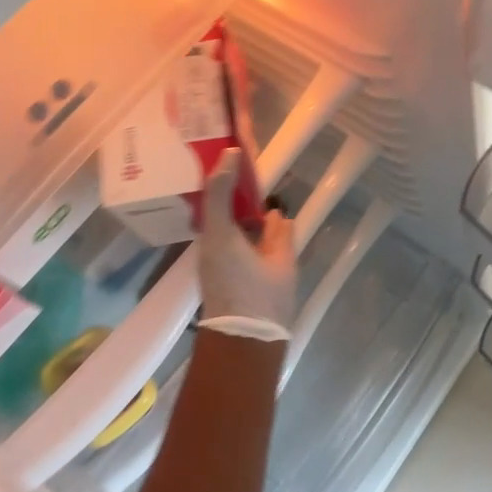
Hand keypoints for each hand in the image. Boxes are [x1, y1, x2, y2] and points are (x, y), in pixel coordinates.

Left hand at [198, 148, 295, 330]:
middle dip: (229, 181)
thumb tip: (278, 214)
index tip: (232, 148)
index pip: (218, 192)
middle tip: (243, 156)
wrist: (245, 343)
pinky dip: (237, 221)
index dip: (225, 168)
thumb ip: (279, 234)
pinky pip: (224, 234)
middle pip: (217, 203)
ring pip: (221, 219)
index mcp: (222, 236)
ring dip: (234, 201)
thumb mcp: (281, 264)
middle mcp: (210, 242)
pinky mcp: (214, 269)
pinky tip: (255, 217)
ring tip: (252, 183)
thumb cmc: (263, 301)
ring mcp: (209, 256)